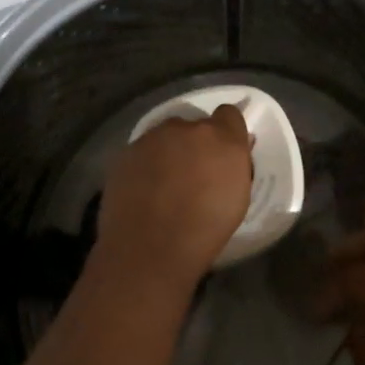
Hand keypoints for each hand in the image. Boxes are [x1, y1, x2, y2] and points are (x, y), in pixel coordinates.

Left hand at [96, 105, 252, 286]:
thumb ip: (236, 164)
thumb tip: (235, 148)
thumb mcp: (238, 197)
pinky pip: (142, 151)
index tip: (223, 152)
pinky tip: (143, 191)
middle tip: (193, 173)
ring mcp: (154, 137)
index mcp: (223, 138)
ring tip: (164, 183)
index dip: (227, 130)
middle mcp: (188, 128)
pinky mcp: (127, 151)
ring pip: (166, 136)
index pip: (229, 114)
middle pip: (195, 125)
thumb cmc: (205, 230)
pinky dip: (145, 164)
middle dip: (196, 143)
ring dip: (169, 151)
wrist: (149, 249)